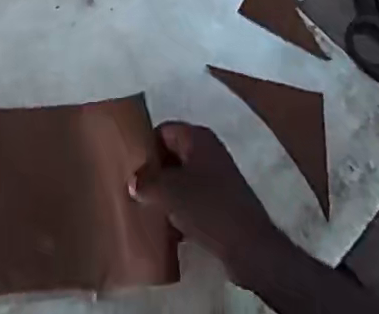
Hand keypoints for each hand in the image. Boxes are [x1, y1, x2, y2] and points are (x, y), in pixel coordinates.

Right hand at [129, 121, 289, 284]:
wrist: (250, 248)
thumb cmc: (208, 207)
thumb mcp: (169, 192)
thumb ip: (146, 182)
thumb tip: (133, 182)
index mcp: (198, 137)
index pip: (163, 130)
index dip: (145, 145)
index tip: (128, 165)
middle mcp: (209, 151)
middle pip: (171, 154)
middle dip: (153, 171)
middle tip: (133, 188)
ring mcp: (218, 177)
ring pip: (181, 178)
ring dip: (165, 192)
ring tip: (145, 209)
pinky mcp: (222, 202)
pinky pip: (192, 198)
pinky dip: (179, 209)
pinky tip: (167, 227)